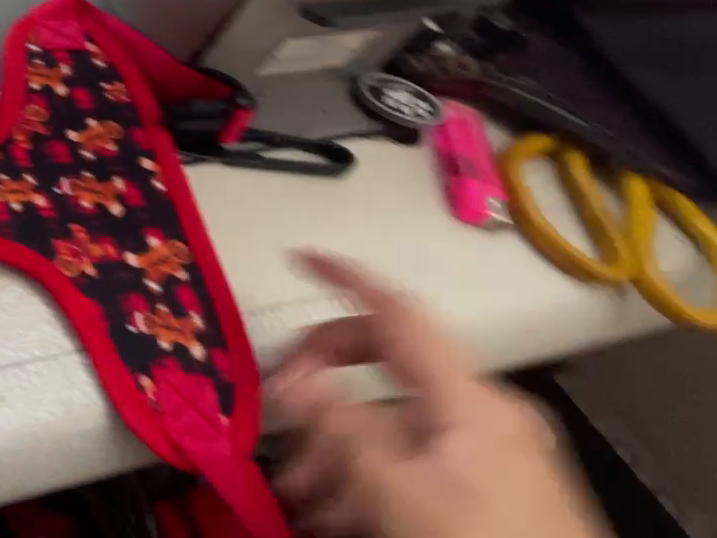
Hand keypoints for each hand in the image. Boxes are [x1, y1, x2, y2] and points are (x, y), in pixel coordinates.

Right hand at [270, 251, 608, 537]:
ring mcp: (489, 449)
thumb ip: (338, 423)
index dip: (346, 278)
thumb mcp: (395, 487)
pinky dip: (366, 472)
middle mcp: (483, 412)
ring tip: (298, 486)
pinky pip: (411, 456)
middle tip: (274, 403)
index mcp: (470, 399)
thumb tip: (290, 375)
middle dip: (319, 386)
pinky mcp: (491, 483)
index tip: (299, 259)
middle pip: (380, 366)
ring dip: (333, 447)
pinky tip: (333, 508)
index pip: (398, 313)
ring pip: (389, 422)